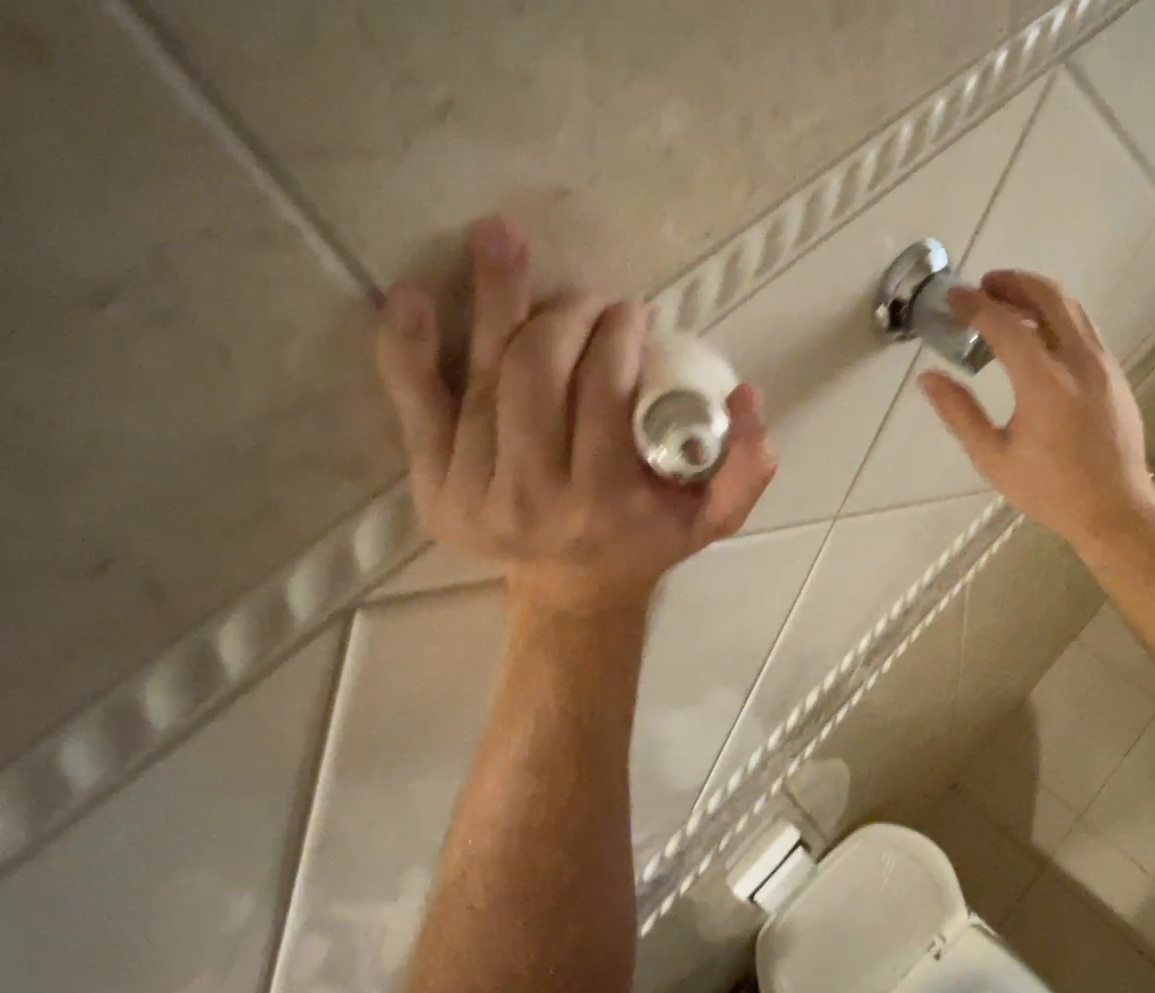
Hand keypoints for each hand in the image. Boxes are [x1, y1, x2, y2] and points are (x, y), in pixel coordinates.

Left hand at [373, 216, 776, 613]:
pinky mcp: (431, 483)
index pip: (603, 392)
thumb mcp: (715, 519)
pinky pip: (413, 404)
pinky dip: (406, 346)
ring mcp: (472, 489)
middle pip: (537, 373)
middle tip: (591, 301)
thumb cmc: (648, 543)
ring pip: (482, 375)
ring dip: (495, 298)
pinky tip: (411, 295)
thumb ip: (747, 466)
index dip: (618, 336)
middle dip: (567, 315)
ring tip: (502, 239)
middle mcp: (532, 495)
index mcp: (603, 502)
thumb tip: (747, 393)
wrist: (573, 591)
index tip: (633, 313)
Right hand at [919, 270, 1154, 549]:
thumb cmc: (1050, 490)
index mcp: (1045, 383)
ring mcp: (1103, 366)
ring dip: (1038, 296)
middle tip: (985, 285)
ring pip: (1072, 310)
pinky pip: (1084, 330)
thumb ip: (959, 414)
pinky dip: (1058, 318)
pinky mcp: (1115, 376)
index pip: (1005, 325)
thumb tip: (928, 378)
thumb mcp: (993, 459)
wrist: (1115, 510)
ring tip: (1008, 302)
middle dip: (1014, 283)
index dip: (975, 306)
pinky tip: (1038, 337)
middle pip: (1049, 298)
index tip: (953, 298)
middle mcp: (1079, 363)